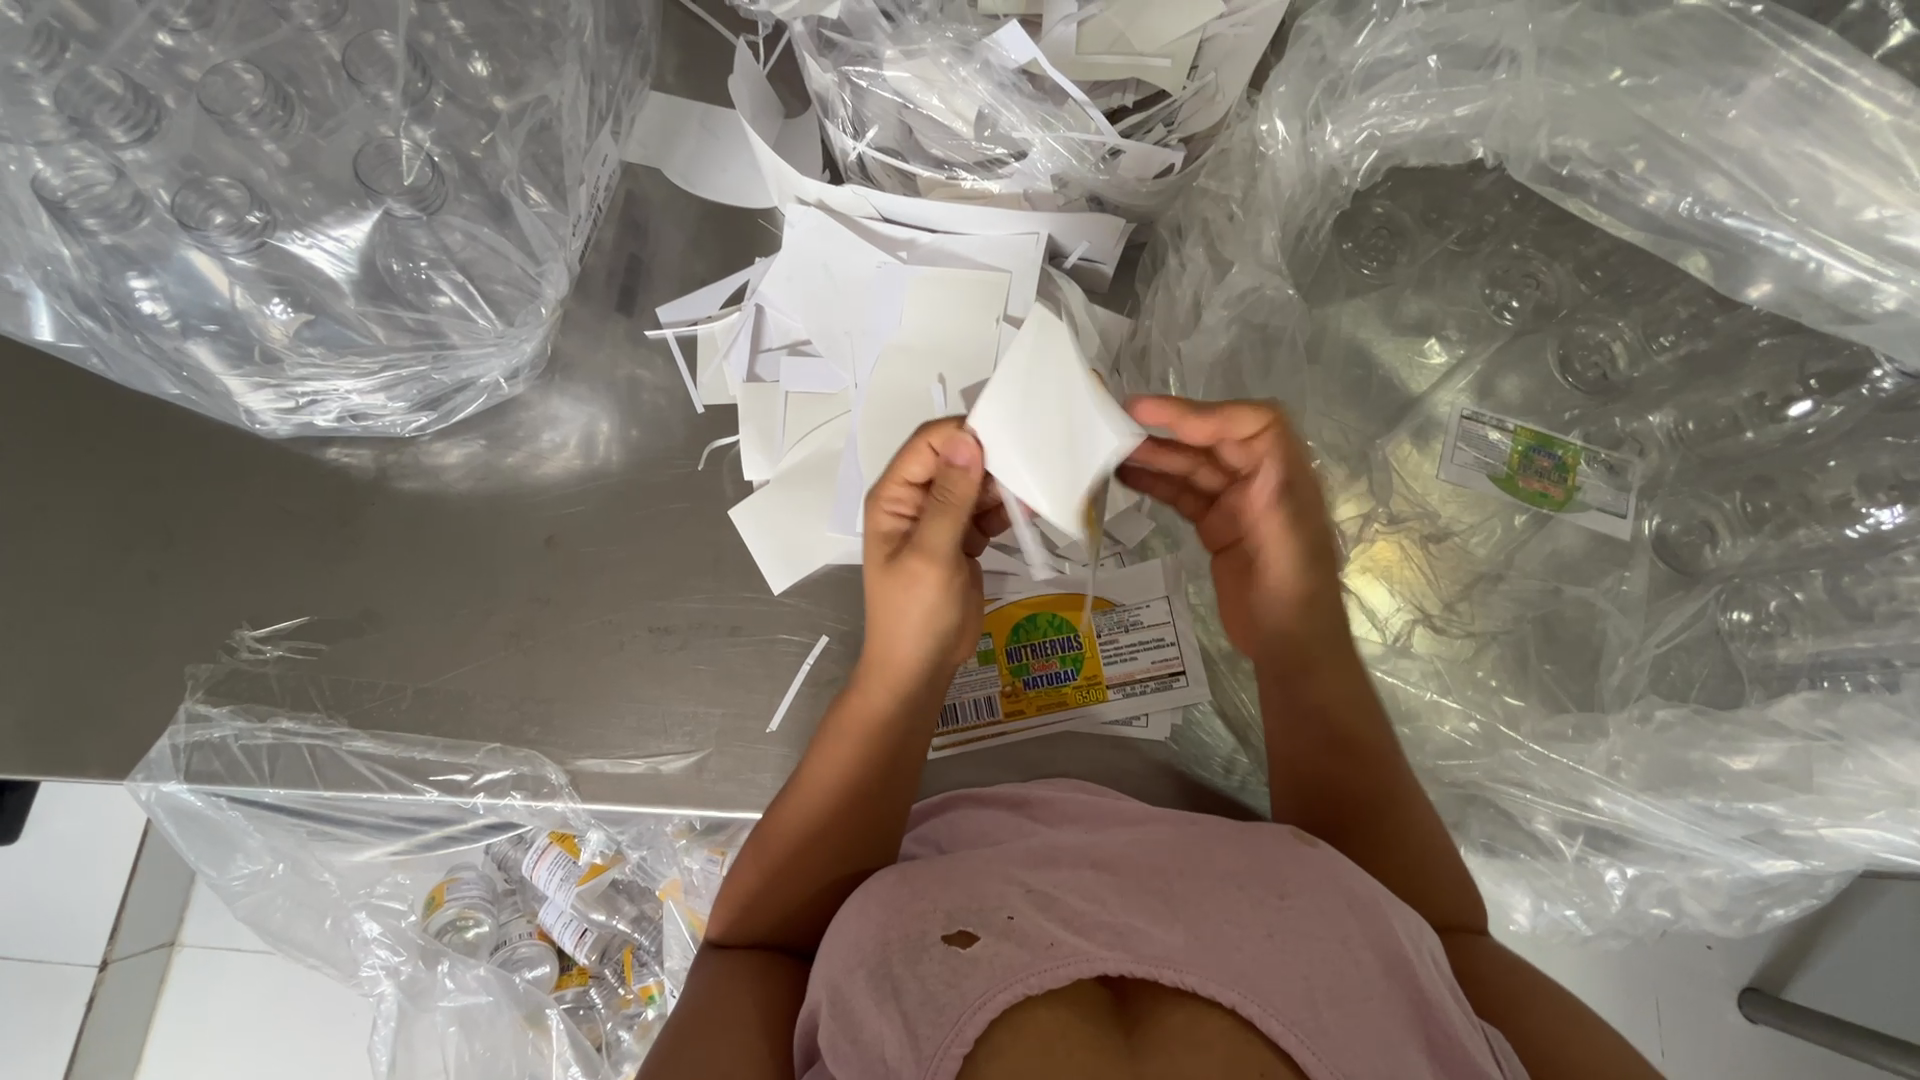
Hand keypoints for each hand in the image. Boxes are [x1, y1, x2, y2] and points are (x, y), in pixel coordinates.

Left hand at [860, 419, 1008, 696]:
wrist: (920, 668)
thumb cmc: (915, 615)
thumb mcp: (931, 554)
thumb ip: (951, 497)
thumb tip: (967, 439)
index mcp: (895, 496)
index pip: (930, 444)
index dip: (967, 435)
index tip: (1010, 438)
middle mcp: (916, 500)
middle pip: (956, 459)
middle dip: (992, 459)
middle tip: (1034, 463)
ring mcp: (940, 520)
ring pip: (976, 484)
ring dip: (1004, 485)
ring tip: (1039, 487)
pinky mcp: (962, 540)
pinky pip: (986, 512)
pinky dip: (1007, 510)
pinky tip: (1033, 510)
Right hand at [1118, 396, 1353, 670]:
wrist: (1289, 647)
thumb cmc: (1296, 596)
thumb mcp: (1290, 547)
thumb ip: (1272, 502)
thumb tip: (1256, 464)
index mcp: (1287, 477)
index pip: (1253, 422)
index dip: (1205, 410)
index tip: (1155, 413)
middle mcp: (1262, 481)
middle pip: (1215, 439)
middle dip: (1171, 427)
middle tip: (1120, 420)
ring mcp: (1237, 503)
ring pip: (1193, 465)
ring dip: (1155, 454)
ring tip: (1112, 448)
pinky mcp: (1217, 526)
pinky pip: (1183, 493)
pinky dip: (1155, 482)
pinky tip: (1126, 476)